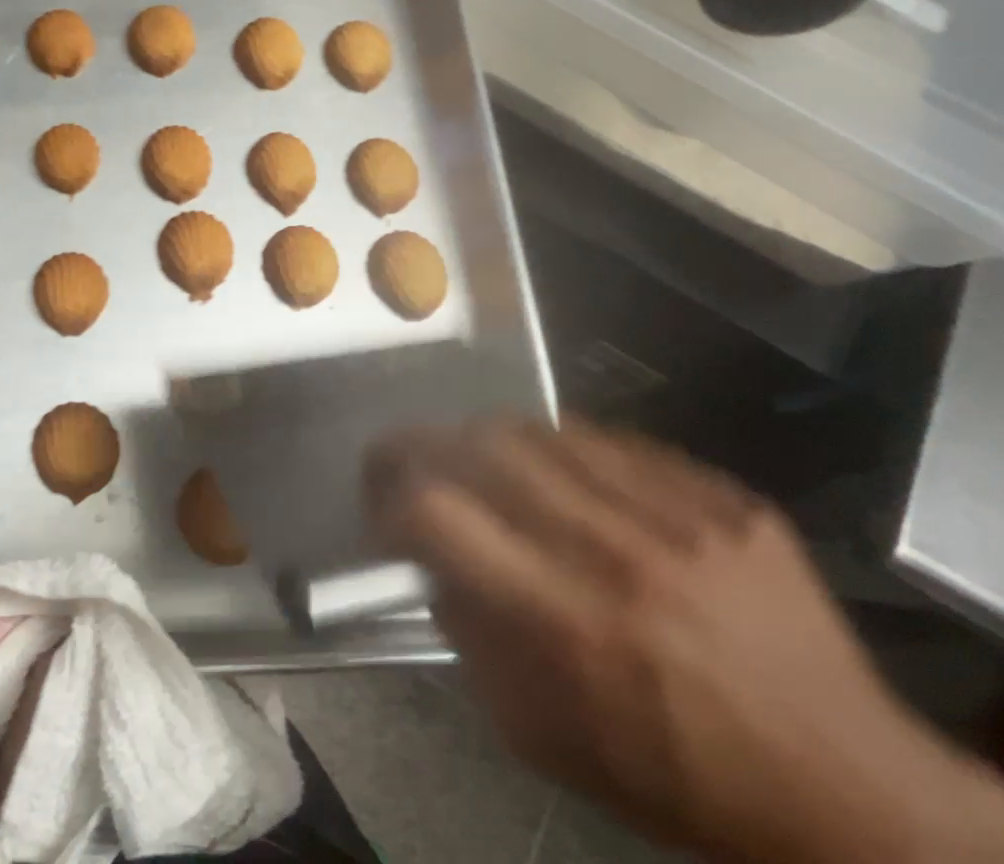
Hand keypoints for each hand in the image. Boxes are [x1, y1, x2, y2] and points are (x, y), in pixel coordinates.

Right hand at [366, 417, 1003, 863]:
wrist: (836, 785)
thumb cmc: (662, 772)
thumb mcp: (530, 730)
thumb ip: (467, 636)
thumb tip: (435, 568)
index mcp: (559, 618)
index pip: (435, 512)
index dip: (387, 498)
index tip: (380, 510)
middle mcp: (615, 550)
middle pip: (482, 447)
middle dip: (420, 447)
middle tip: (403, 463)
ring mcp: (682, 515)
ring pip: (545, 431)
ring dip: (485, 441)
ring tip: (473, 462)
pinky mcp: (730, 500)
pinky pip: (618, 443)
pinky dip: (562, 450)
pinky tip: (556, 473)